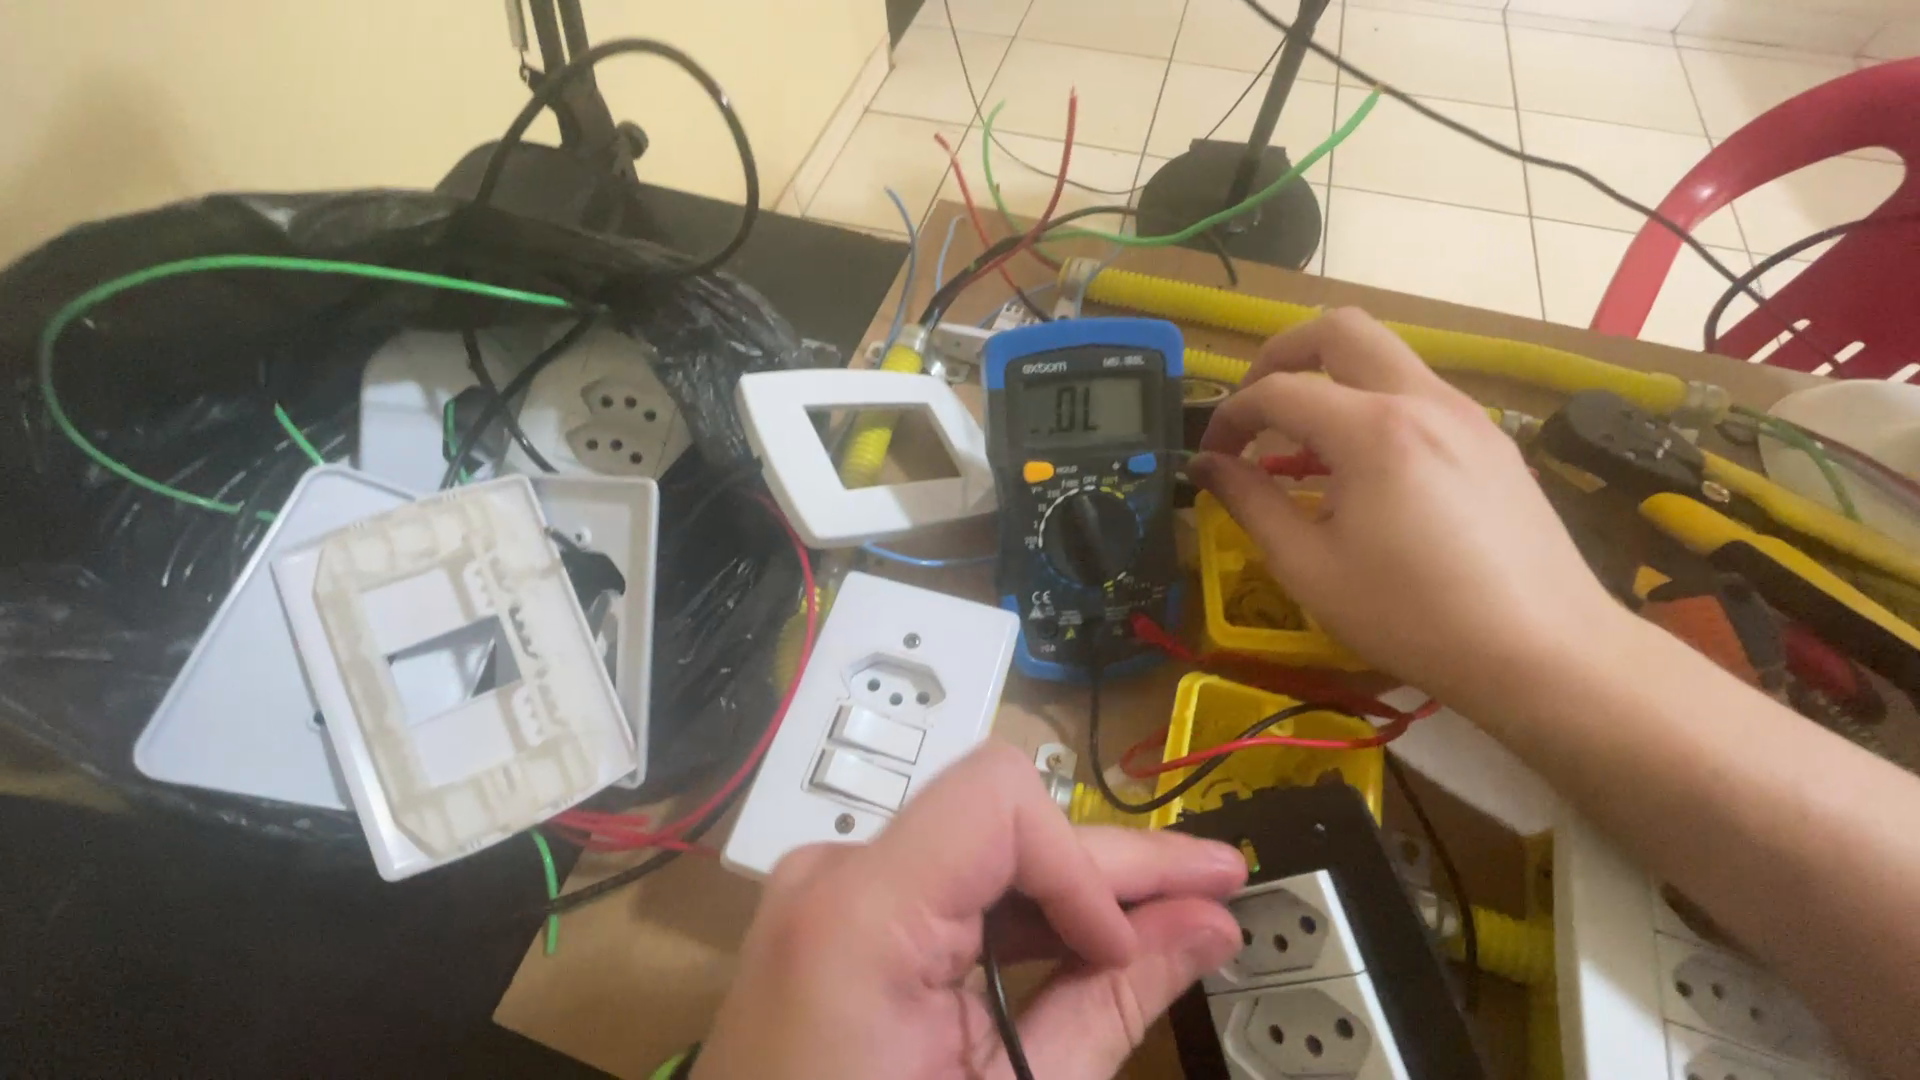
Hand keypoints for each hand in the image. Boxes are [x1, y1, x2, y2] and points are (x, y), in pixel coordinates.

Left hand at [694, 743, 1246, 1079]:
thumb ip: (1108, 1006)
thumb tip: (1203, 928)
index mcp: (858, 916)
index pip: (997, 798)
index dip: (1083, 858)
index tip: (1128, 942)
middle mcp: (836, 876)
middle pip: (1000, 823)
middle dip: (1112, 862)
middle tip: (1215, 880)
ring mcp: (833, 893)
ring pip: (984, 852)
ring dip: (1077, 886)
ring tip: (1176, 910)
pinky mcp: (842, 918)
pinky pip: (951, 889)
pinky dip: (1024, 915)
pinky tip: (1095, 938)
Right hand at [1190, 308, 1625, 709]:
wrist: (1544, 653)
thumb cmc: (1411, 616)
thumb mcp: (1308, 566)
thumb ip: (1250, 502)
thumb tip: (1207, 466)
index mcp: (1373, 431)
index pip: (1278, 391)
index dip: (1229, 417)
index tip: (1211, 457)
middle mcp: (1422, 401)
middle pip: (1339, 330)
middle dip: (1280, 355)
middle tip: (1253, 407)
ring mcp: (1465, 415)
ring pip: (1383, 357)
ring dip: (1327, 382)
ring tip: (1300, 449)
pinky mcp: (1489, 439)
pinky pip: (1414, 395)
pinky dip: (1368, 408)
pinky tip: (1358, 472)